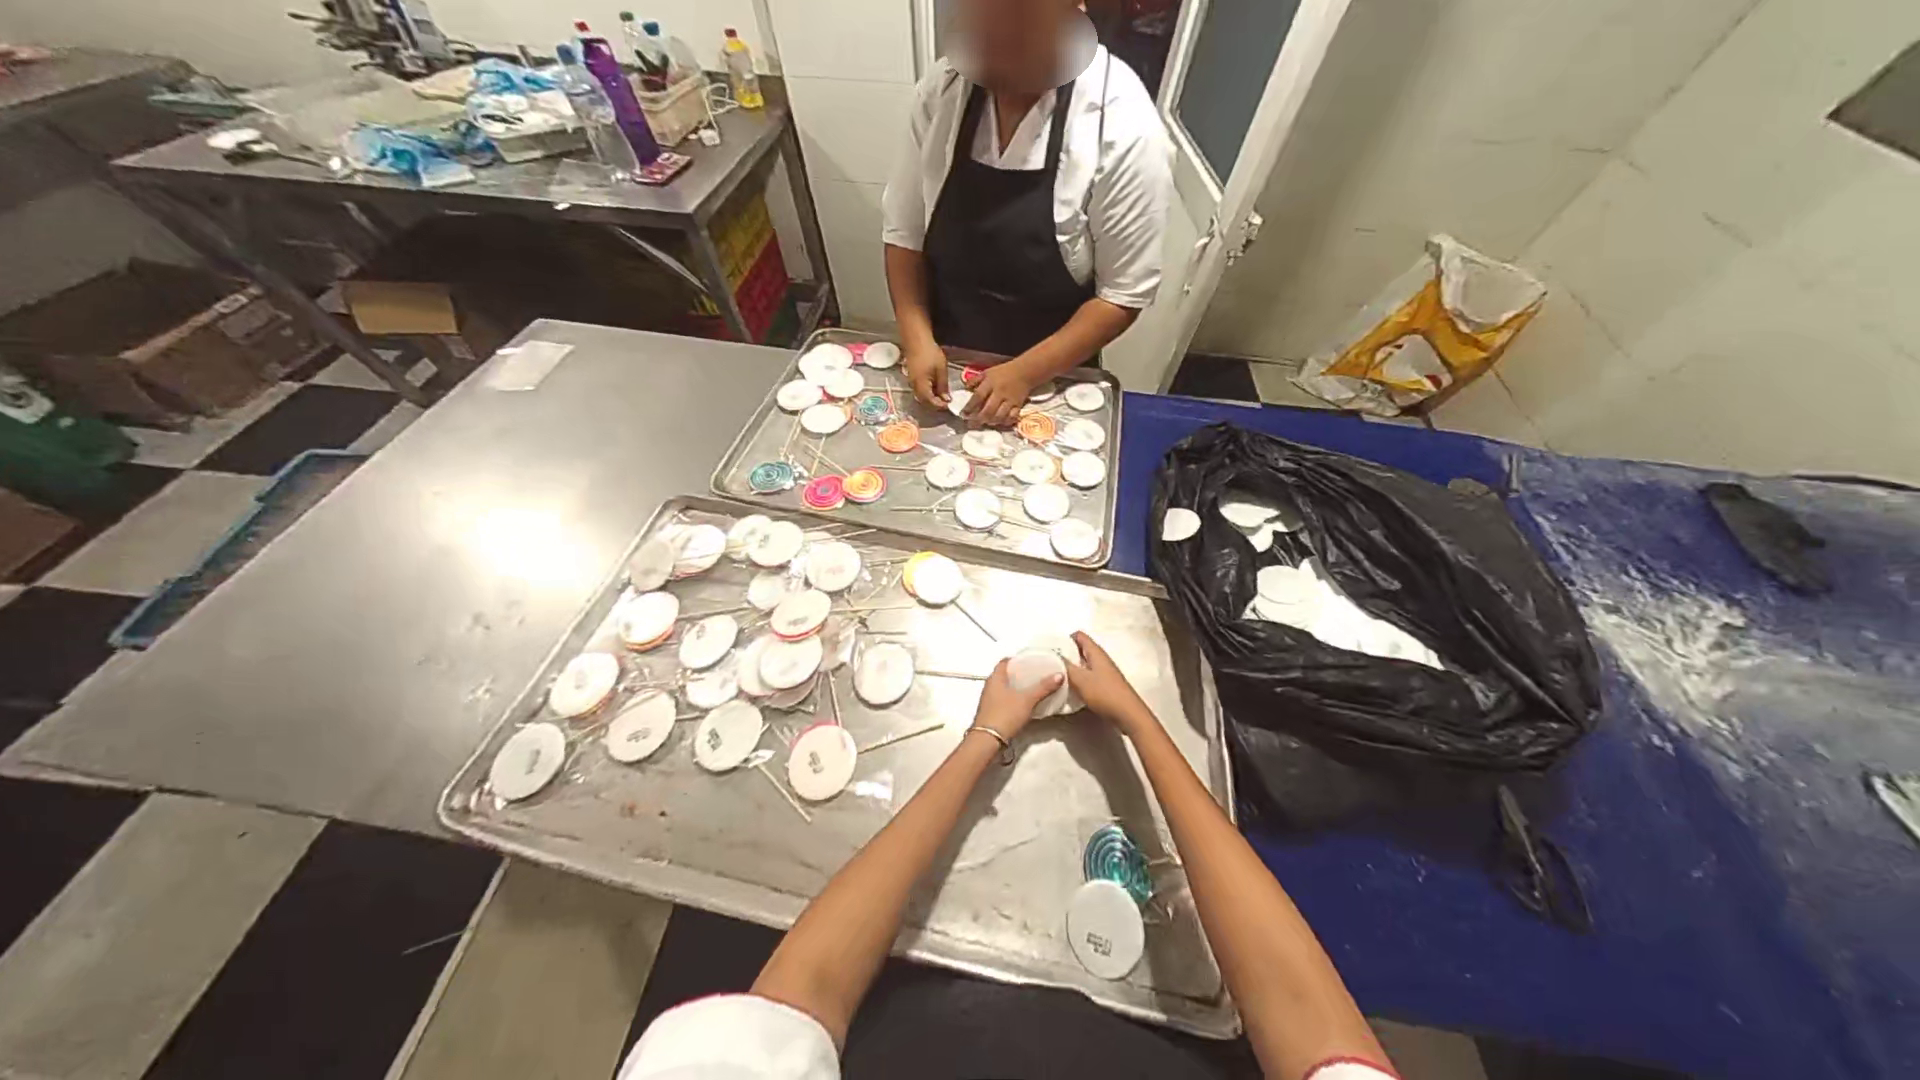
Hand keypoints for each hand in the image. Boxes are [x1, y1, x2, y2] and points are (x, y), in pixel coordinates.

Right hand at [904, 339, 948, 407]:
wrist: (916, 339)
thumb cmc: (930, 353)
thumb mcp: (941, 370)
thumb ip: (943, 387)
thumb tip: (946, 400)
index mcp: (921, 386)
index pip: (930, 403)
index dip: (940, 406)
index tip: (950, 405)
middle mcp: (914, 387)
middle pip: (925, 402)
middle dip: (936, 405)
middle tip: (947, 403)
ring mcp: (912, 382)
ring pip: (922, 397)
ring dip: (932, 399)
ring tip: (943, 396)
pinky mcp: (912, 377)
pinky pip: (920, 390)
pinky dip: (928, 393)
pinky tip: (936, 388)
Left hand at [962, 362, 1034, 427]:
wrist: (1025, 371)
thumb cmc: (1004, 372)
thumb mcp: (987, 373)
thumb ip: (975, 380)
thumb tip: (965, 389)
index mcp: (990, 383)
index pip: (978, 396)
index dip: (969, 407)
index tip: (963, 414)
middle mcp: (1000, 393)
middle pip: (988, 410)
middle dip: (978, 419)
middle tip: (971, 424)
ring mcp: (1010, 400)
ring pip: (999, 416)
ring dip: (990, 422)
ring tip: (984, 423)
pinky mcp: (1018, 406)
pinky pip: (1011, 417)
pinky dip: (1004, 422)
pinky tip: (999, 423)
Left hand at [971, 657, 1063, 741]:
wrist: (988, 739)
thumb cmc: (1006, 714)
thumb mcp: (1027, 699)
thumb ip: (1044, 687)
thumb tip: (1060, 674)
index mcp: (995, 677)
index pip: (1005, 661)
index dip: (1017, 659)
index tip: (1031, 660)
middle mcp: (989, 686)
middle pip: (1005, 674)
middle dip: (1019, 673)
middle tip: (1036, 673)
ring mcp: (989, 699)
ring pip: (1004, 687)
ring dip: (1016, 686)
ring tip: (1033, 687)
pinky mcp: (991, 712)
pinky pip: (1004, 699)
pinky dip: (1014, 698)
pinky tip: (1025, 702)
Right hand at [1062, 632, 1154, 734]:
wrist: (1128, 715)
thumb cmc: (1104, 693)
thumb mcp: (1080, 679)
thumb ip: (1066, 666)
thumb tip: (1055, 656)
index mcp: (1096, 653)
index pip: (1079, 636)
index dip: (1065, 639)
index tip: (1052, 648)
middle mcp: (1101, 659)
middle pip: (1081, 650)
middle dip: (1067, 654)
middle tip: (1051, 663)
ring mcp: (1105, 672)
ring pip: (1084, 664)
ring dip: (1072, 668)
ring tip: (1058, 676)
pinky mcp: (1106, 685)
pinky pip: (1089, 677)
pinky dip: (1079, 679)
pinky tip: (1071, 689)